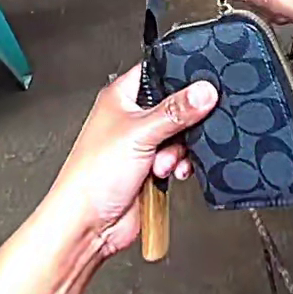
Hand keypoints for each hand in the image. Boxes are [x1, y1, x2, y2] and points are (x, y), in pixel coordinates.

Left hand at [40, 65, 217, 257]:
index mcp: (121, 96)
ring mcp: (141, 143)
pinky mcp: (151, 167)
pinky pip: (178, 158)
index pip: (155, 72)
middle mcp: (131, 117)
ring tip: (163, 161)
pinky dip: (179, 165)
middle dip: (182, 124)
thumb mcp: (140, 133)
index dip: (177, 75)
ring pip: (179, 135)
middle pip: (174, 106)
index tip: (200, 84)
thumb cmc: (92, 173)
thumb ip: (175, 111)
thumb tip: (203, 91)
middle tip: (178, 133)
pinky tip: (170, 173)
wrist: (89, 222)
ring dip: (177, 150)